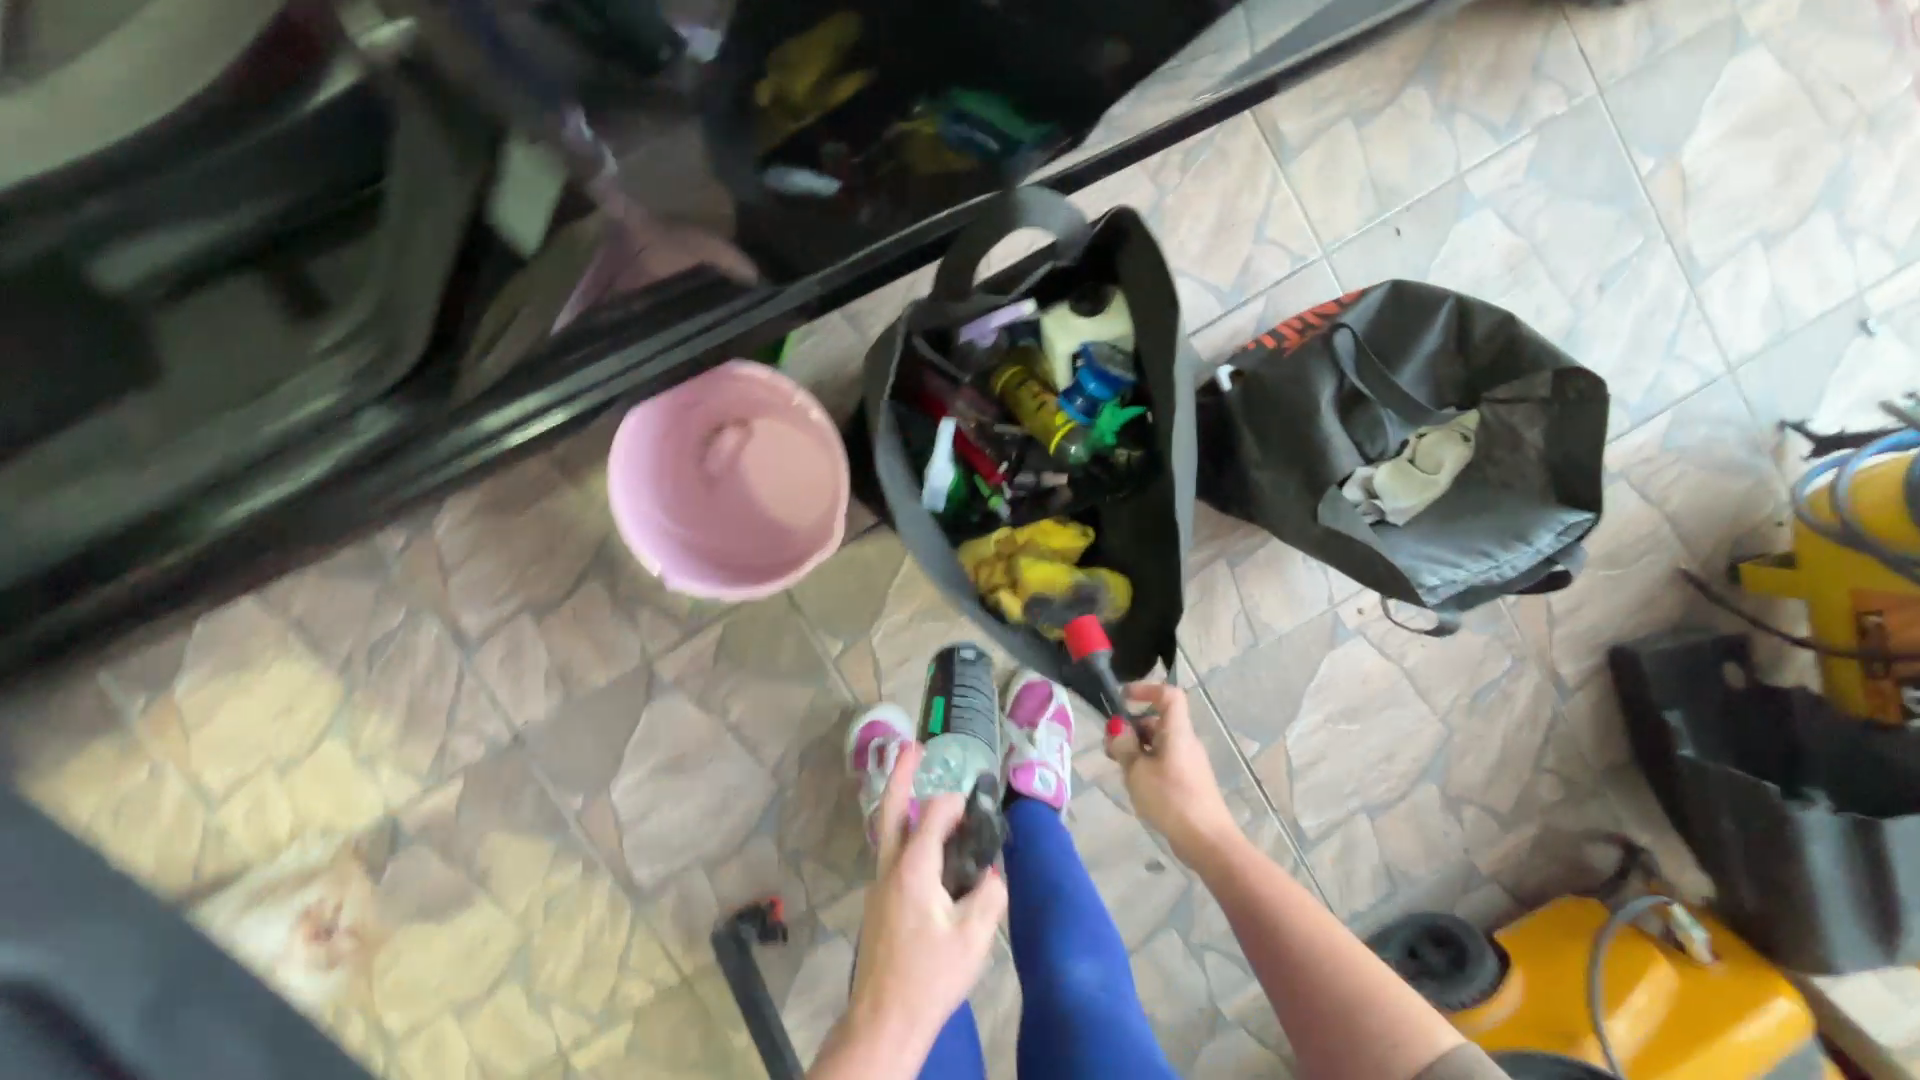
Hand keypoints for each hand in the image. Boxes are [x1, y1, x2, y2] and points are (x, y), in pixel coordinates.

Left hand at [844, 743, 1007, 1066]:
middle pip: (891, 811)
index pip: (933, 816)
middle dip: (901, 776)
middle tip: (910, 746)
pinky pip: (892, 856)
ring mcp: (879, 887)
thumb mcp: (974, 937)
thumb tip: (992, 872)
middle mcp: (890, 869)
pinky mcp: (880, 905)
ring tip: (918, 786)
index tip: (976, 803)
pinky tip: (925, 847)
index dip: (955, 803)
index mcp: (913, 869)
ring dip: (902, 806)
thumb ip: (990, 895)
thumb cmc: (930, 976)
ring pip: (888, 834)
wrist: (885, 1019)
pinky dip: (906, 836)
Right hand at [1107, 682, 1240, 866]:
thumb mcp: (1137, 771)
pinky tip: (1136, 785)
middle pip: (1159, 721)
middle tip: (1110, 747)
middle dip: (1131, 727)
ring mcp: (1190, 762)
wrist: (1207, 840)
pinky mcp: (1189, 781)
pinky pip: (1165, 761)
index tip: (1122, 699)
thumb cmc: (1171, 800)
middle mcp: (1186, 742)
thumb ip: (1124, 746)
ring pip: (1160, 743)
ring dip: (1137, 748)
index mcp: (1177, 732)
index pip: (1169, 695)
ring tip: (1120, 769)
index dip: (1146, 690)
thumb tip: (1118, 727)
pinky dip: (1147, 764)